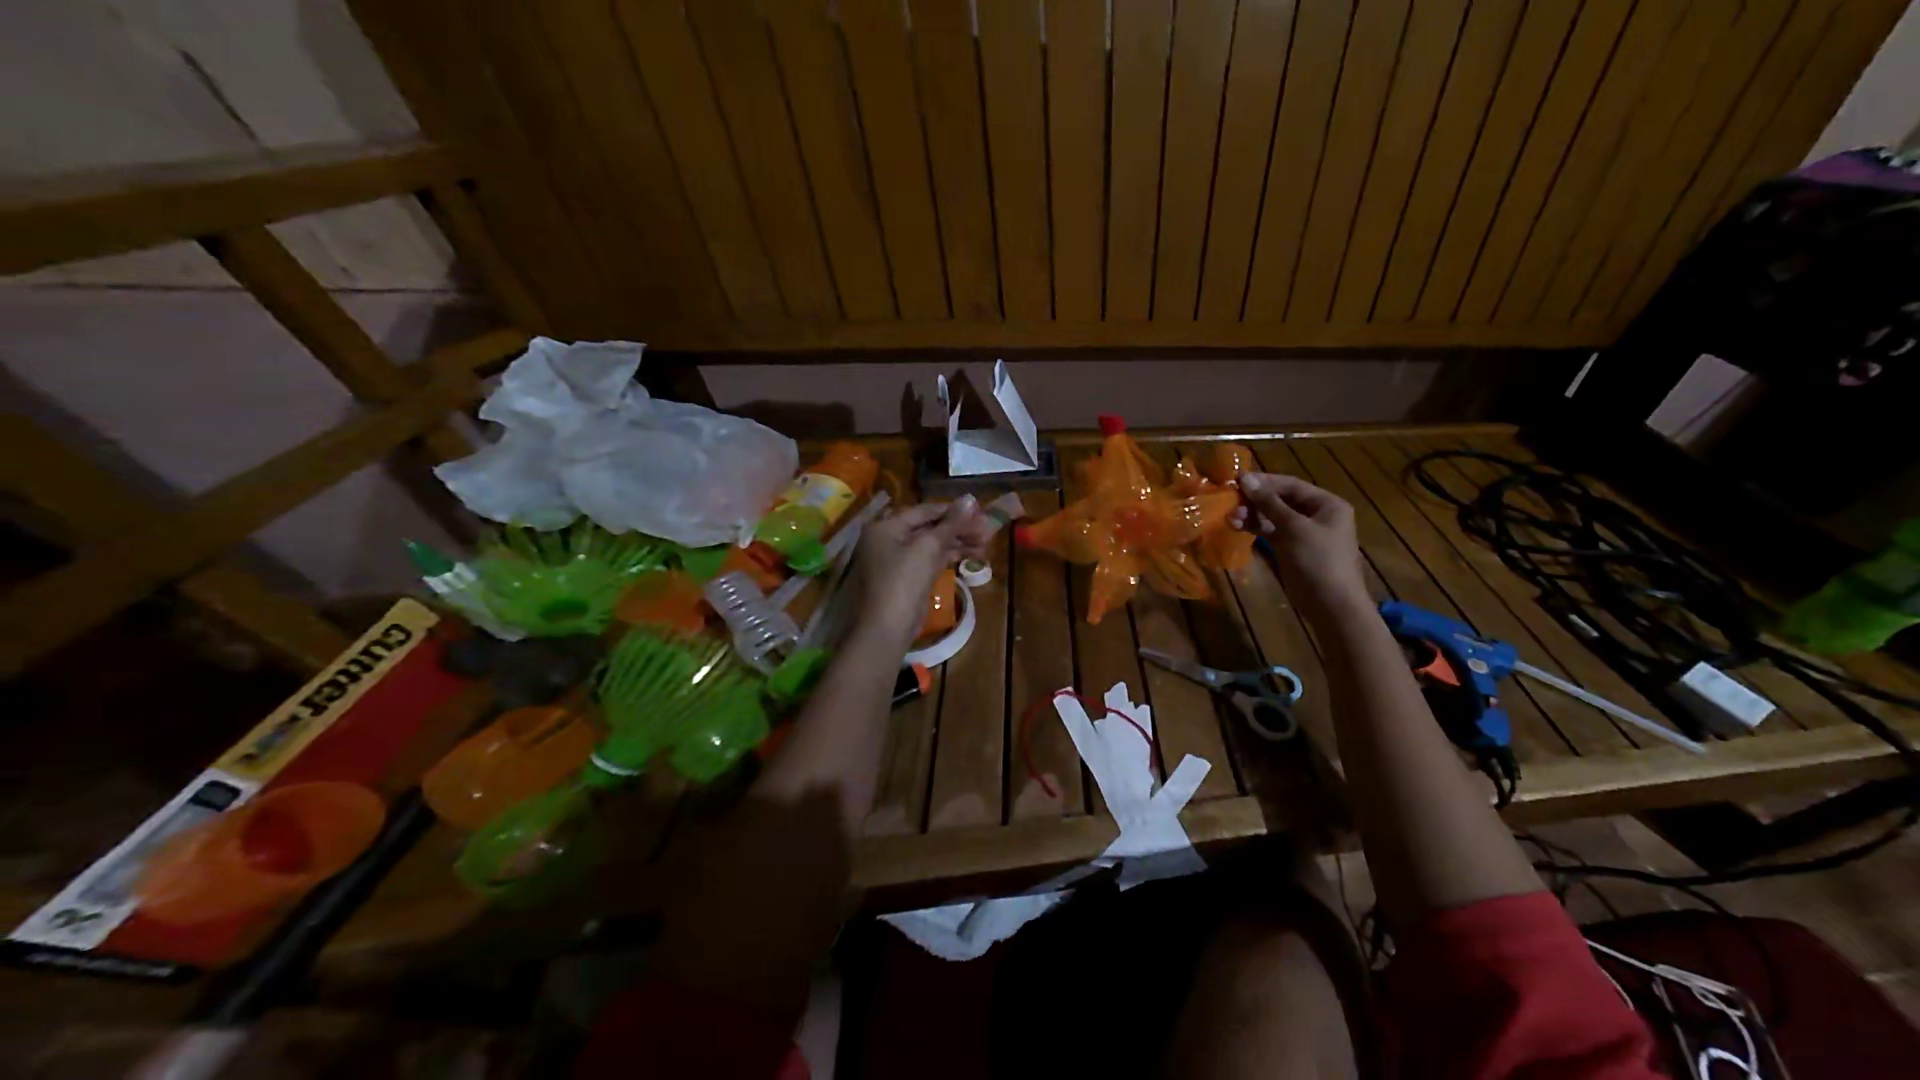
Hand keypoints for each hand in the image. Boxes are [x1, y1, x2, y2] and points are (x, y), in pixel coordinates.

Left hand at [853, 497, 992, 647]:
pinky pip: (930, 560)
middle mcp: (888, 539)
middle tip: (986, 530)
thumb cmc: (904, 580)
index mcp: (886, 526)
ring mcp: (896, 560)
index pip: (924, 511)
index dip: (952, 510)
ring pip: (931, 545)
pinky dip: (949, 556)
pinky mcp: (907, 578)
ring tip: (985, 544)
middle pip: (928, 527)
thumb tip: (970, 498)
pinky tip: (972, 554)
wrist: (888, 626)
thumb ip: (951, 523)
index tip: (979, 510)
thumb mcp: (929, 546)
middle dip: (958, 528)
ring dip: (957, 543)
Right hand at [1232, 472, 1367, 617]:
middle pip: (1281, 500)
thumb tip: (1246, 479)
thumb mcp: (1294, 528)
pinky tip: (1237, 526)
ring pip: (1273, 516)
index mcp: (1327, 504)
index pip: (1291, 485)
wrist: (1331, 604)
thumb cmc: (1318, 560)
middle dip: (1255, 500)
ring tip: (1231, 517)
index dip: (1264, 482)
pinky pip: (1272, 532)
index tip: (1236, 480)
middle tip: (1231, 502)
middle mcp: (1316, 514)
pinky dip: (1256, 528)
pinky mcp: (1292, 548)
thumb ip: (1269, 503)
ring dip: (1252, 515)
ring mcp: (1304, 533)